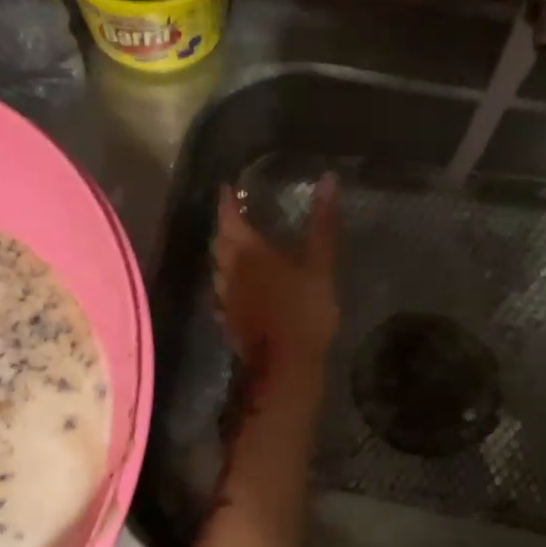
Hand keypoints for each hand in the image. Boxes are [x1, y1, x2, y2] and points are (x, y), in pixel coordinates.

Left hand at [212, 174, 340, 380]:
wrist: (285, 367)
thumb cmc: (303, 310)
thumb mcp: (320, 265)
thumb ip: (322, 223)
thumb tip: (327, 179)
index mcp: (248, 252)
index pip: (230, 218)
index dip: (227, 202)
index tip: (227, 188)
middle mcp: (229, 271)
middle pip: (220, 242)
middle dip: (224, 226)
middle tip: (233, 215)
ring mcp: (226, 299)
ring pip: (218, 268)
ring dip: (223, 254)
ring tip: (234, 246)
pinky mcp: (229, 321)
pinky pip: (222, 293)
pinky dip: (227, 282)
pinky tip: (236, 287)